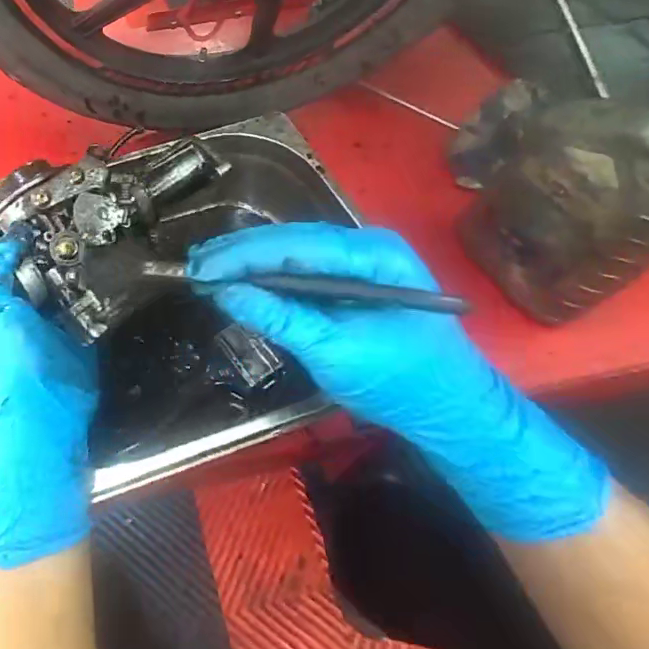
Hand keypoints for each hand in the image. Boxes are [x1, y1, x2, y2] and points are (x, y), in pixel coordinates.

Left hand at [0, 236, 98, 568]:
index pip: (9, 254)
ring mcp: (57, 322)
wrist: (41, 421)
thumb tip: (12, 236)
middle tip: (90, 216)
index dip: (27, 230)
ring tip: (109, 233)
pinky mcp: (85, 335)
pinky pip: (94, 302)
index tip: (55, 203)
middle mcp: (23, 307)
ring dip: (87, 262)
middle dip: (64, 242)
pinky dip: (104, 286)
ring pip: (72, 279)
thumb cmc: (5, 363)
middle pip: (45, 263)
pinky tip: (118, 265)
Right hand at [187, 223, 607, 540]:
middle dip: (244, 252)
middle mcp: (369, 246)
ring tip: (210, 267)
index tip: (202, 268)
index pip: (297, 244)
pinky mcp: (358, 281)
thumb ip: (282, 318)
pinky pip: (310, 269)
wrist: (453, 408)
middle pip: (296, 240)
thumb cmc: (401, 382)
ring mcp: (365, 262)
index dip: (246, 255)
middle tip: (195, 263)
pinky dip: (276, 275)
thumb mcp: (335, 353)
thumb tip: (227, 292)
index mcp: (373, 255)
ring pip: (300, 251)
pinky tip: (247, 280)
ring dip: (255, 260)